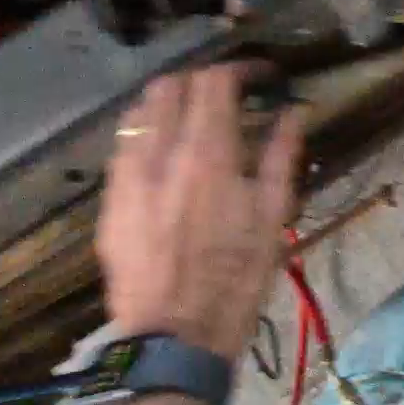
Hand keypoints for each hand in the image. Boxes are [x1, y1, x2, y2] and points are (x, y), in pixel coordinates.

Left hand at [95, 62, 306, 358]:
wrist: (175, 336)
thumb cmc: (238, 271)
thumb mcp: (275, 210)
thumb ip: (282, 152)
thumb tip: (294, 110)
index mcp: (207, 154)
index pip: (214, 82)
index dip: (240, 68)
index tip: (261, 75)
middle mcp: (159, 156)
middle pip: (168, 87)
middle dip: (200, 79)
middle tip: (228, 92)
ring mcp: (126, 180)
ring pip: (137, 114)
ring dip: (169, 104)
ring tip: (195, 118)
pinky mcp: (109, 205)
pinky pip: (123, 150)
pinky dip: (148, 136)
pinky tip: (168, 155)